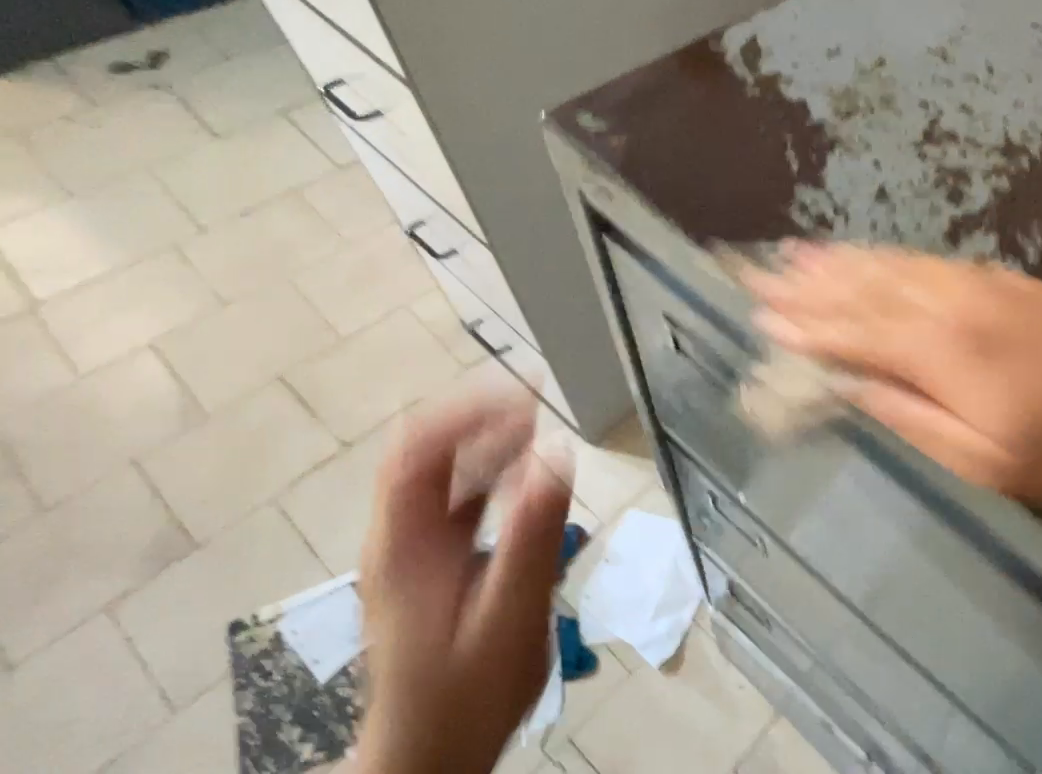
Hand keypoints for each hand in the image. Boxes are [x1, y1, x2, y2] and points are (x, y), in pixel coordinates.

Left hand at [355, 388, 573, 773]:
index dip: (465, 410)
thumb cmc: (469, 691)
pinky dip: (489, 475)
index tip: (523, 390)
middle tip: (537, 398)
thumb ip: (532, 535)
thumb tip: (557, 456)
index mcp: (406, 546)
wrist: (430, 753)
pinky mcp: (431, 566)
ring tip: (538, 423)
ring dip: (486, 443)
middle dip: (479, 417)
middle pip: (425, 454)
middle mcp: (400, 539)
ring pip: (441, 475)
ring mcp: (412, 553)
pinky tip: (526, 474)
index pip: (417, 451)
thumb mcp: (509, 613)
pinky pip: (455, 501)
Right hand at [743, 243, 1041, 504]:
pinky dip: (886, 257)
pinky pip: (925, 262)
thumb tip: (851, 387)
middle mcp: (949, 305)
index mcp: (940, 351)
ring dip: (840, 262)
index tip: (759, 317)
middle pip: (865, 290)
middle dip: (807, 284)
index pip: (855, 334)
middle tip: (755, 271)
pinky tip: (869, 255)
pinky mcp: (997, 279)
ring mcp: (976, 285)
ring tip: (794, 253)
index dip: (806, 327)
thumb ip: (913, 418)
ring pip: (891, 268)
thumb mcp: (988, 459)